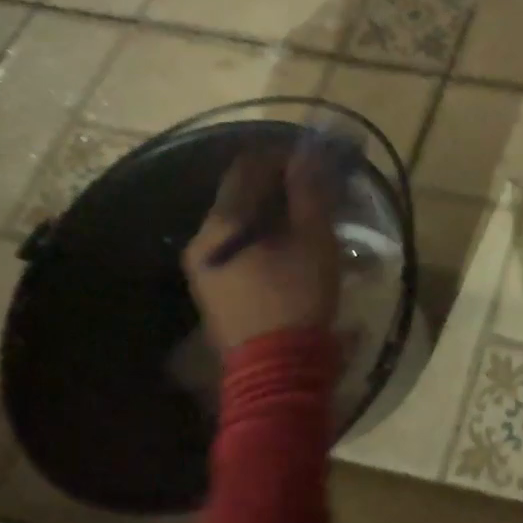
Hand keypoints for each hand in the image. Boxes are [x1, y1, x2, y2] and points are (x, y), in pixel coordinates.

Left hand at [183, 148, 340, 351]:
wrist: (276, 369)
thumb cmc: (298, 295)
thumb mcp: (314, 238)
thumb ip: (309, 192)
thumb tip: (306, 153)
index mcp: (223, 223)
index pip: (247, 167)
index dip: (282, 155)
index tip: (316, 159)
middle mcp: (203, 240)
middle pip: (242, 195)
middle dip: (281, 185)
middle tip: (319, 190)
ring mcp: (204, 268)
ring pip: (242, 223)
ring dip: (275, 213)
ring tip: (311, 220)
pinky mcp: (215, 291)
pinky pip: (240, 247)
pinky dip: (267, 237)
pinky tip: (294, 248)